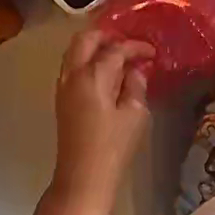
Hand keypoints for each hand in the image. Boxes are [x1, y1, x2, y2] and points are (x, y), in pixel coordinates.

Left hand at [51, 30, 154, 202]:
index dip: (136, 47)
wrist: (83, 178)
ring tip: (119, 57)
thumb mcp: (135, 114)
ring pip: (74, 52)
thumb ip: (136, 85)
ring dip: (95, 47)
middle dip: (108, 36)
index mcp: (93, 75)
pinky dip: (88, 61)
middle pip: (85, 39)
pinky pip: (73, 67)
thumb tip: (135, 71)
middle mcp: (73, 75)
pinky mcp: (62, 99)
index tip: (152, 52)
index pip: (115, 49)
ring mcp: (63, 86)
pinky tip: (107, 74)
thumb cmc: (114, 147)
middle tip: (129, 45)